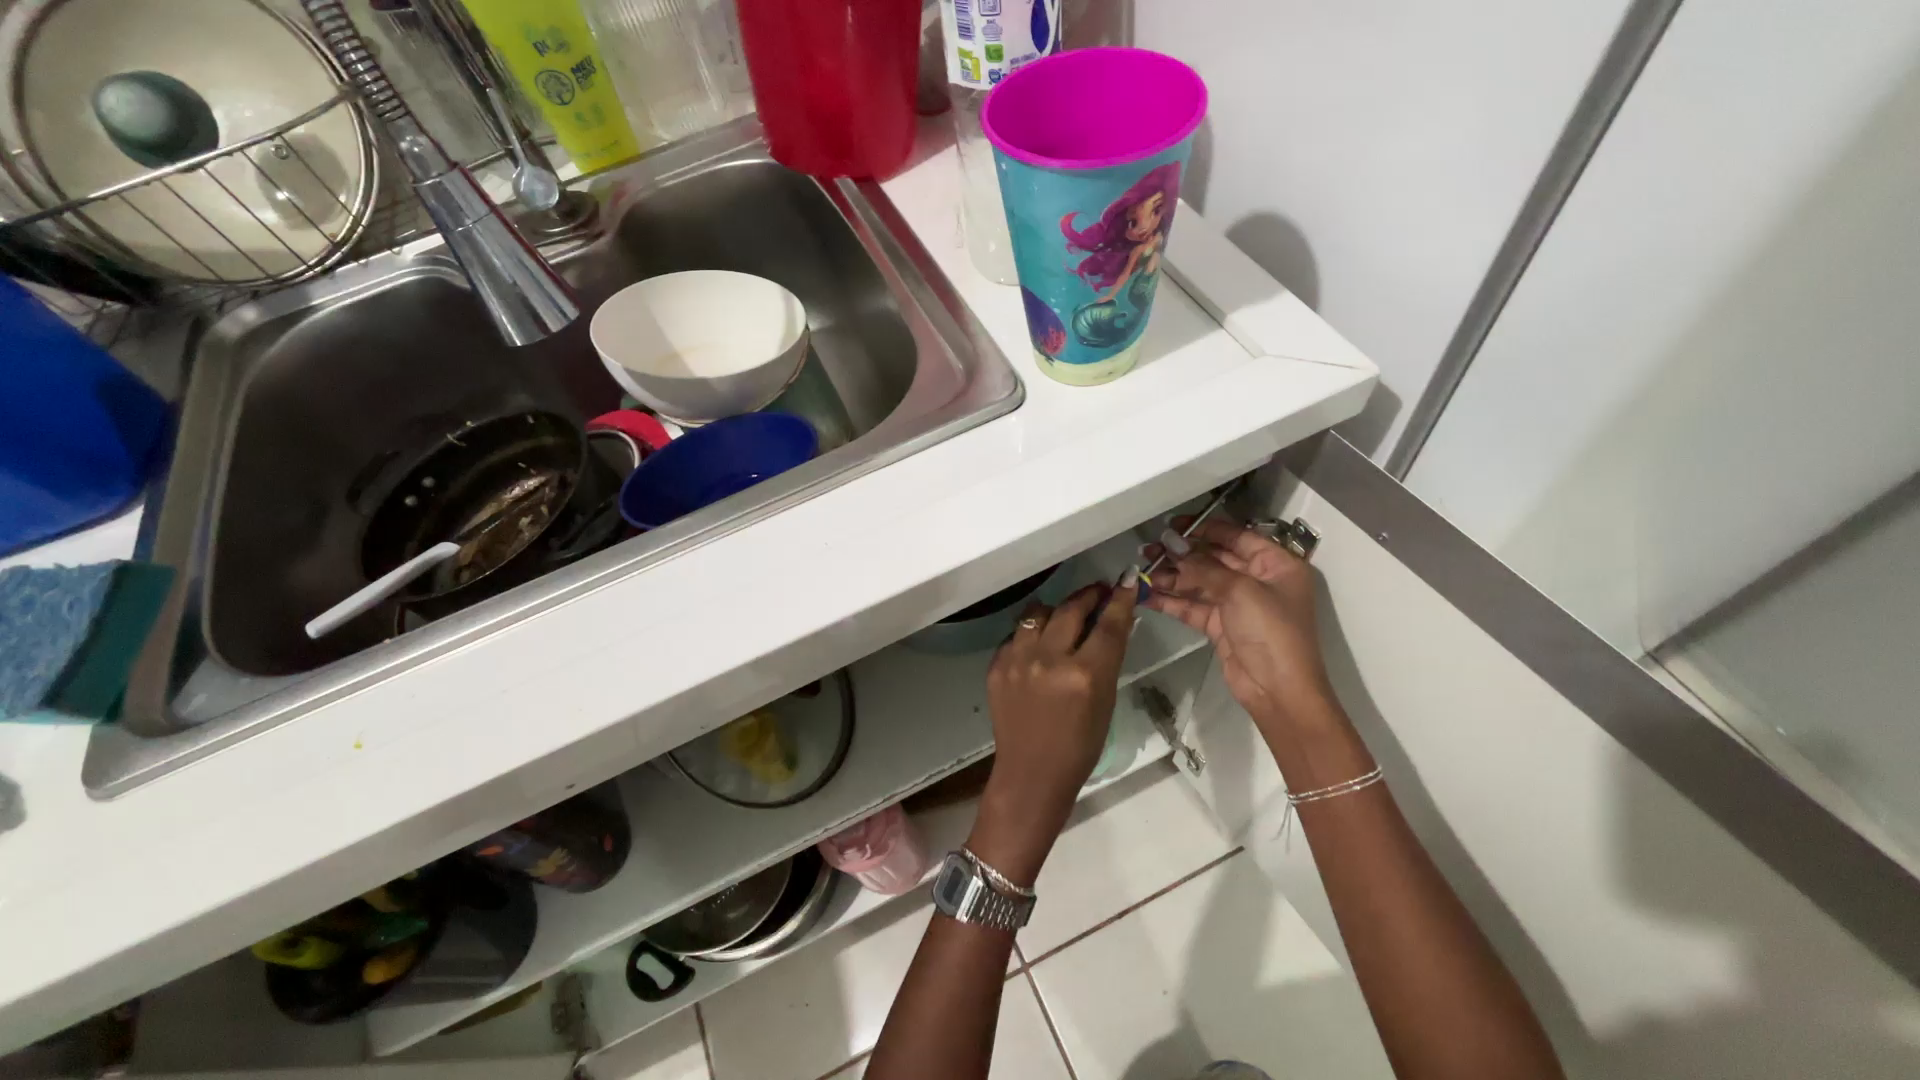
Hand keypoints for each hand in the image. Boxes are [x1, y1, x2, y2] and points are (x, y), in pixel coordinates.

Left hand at [969, 576, 1138, 886]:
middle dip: (1088, 595)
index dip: (1120, 600)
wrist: (1032, 772)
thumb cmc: (1080, 744)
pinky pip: (1016, 634)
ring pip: (1039, 613)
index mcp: (1085, 674)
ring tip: (1066, 613)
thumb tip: (1116, 622)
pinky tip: (1039, 642)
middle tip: (1099, 591)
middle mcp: (1049, 660)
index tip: (1126, 582)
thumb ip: (1108, 659)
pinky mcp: (996, 666)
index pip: (1108, 624)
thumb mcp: (1106, 701)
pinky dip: (1031, 633)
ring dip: (1056, 609)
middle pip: (1071, 609)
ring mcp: (1018, 661)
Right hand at [1146, 520, 1338, 735]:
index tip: (1175, 525)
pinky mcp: (1222, 626)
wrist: (1278, 690)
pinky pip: (1194, 607)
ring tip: (1144, 569)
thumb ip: (1204, 568)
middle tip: (1151, 548)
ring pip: (1201, 583)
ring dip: (1173, 576)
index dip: (1207, 529)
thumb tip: (1174, 546)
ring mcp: (1239, 604)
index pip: (1238, 537)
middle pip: (1216, 559)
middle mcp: (1258, 580)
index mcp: (1276, 564)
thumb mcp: (1241, 591)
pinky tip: (1149, 595)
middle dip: (1184, 553)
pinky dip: (1173, 601)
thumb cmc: (1271, 631)